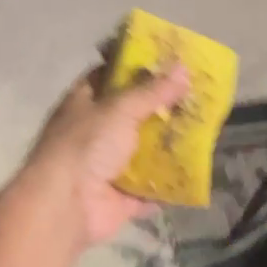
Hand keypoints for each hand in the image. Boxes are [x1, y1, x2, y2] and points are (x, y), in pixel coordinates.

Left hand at [19, 64, 190, 249]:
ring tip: (202, 135)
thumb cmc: (86, 144)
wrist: (65, 204)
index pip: (108, 75)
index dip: (135, 67)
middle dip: (159, 109)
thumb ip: (151, 91)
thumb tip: (182, 68)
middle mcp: (92, 130)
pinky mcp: (118, 197)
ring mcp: (104, 165)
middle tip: (194, 99)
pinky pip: (148, 191)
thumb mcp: (119, 109)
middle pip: (130, 114)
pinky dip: (166, 188)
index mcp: (84, 101)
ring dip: (166, 148)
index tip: (167, 62)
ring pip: (141, 152)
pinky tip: (192, 177)